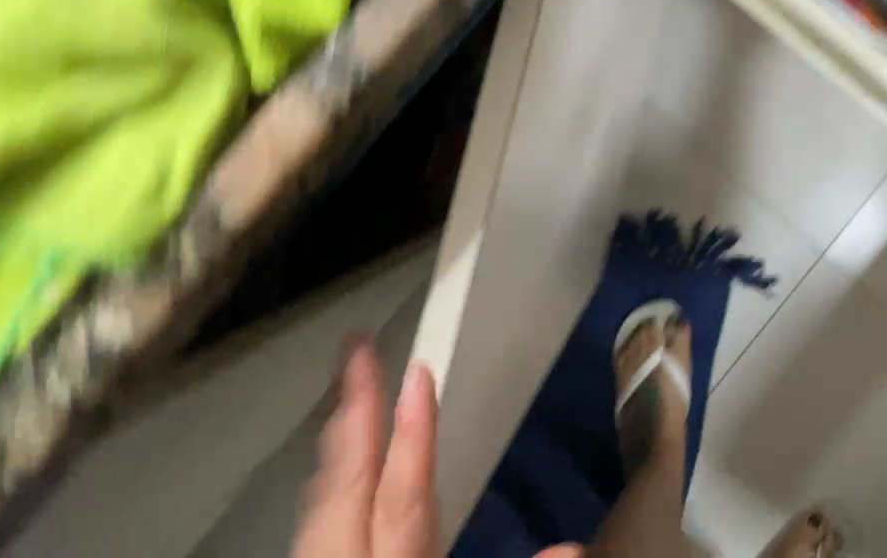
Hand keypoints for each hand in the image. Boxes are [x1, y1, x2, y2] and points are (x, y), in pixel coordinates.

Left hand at [292, 339, 582, 557]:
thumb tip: (573, 547)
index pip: (403, 505)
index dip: (411, 438)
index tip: (417, 374)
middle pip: (342, 496)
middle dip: (349, 418)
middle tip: (354, 349)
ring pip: (316, 512)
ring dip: (332, 447)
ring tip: (344, 390)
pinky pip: (313, 533)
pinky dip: (324, 487)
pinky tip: (333, 468)